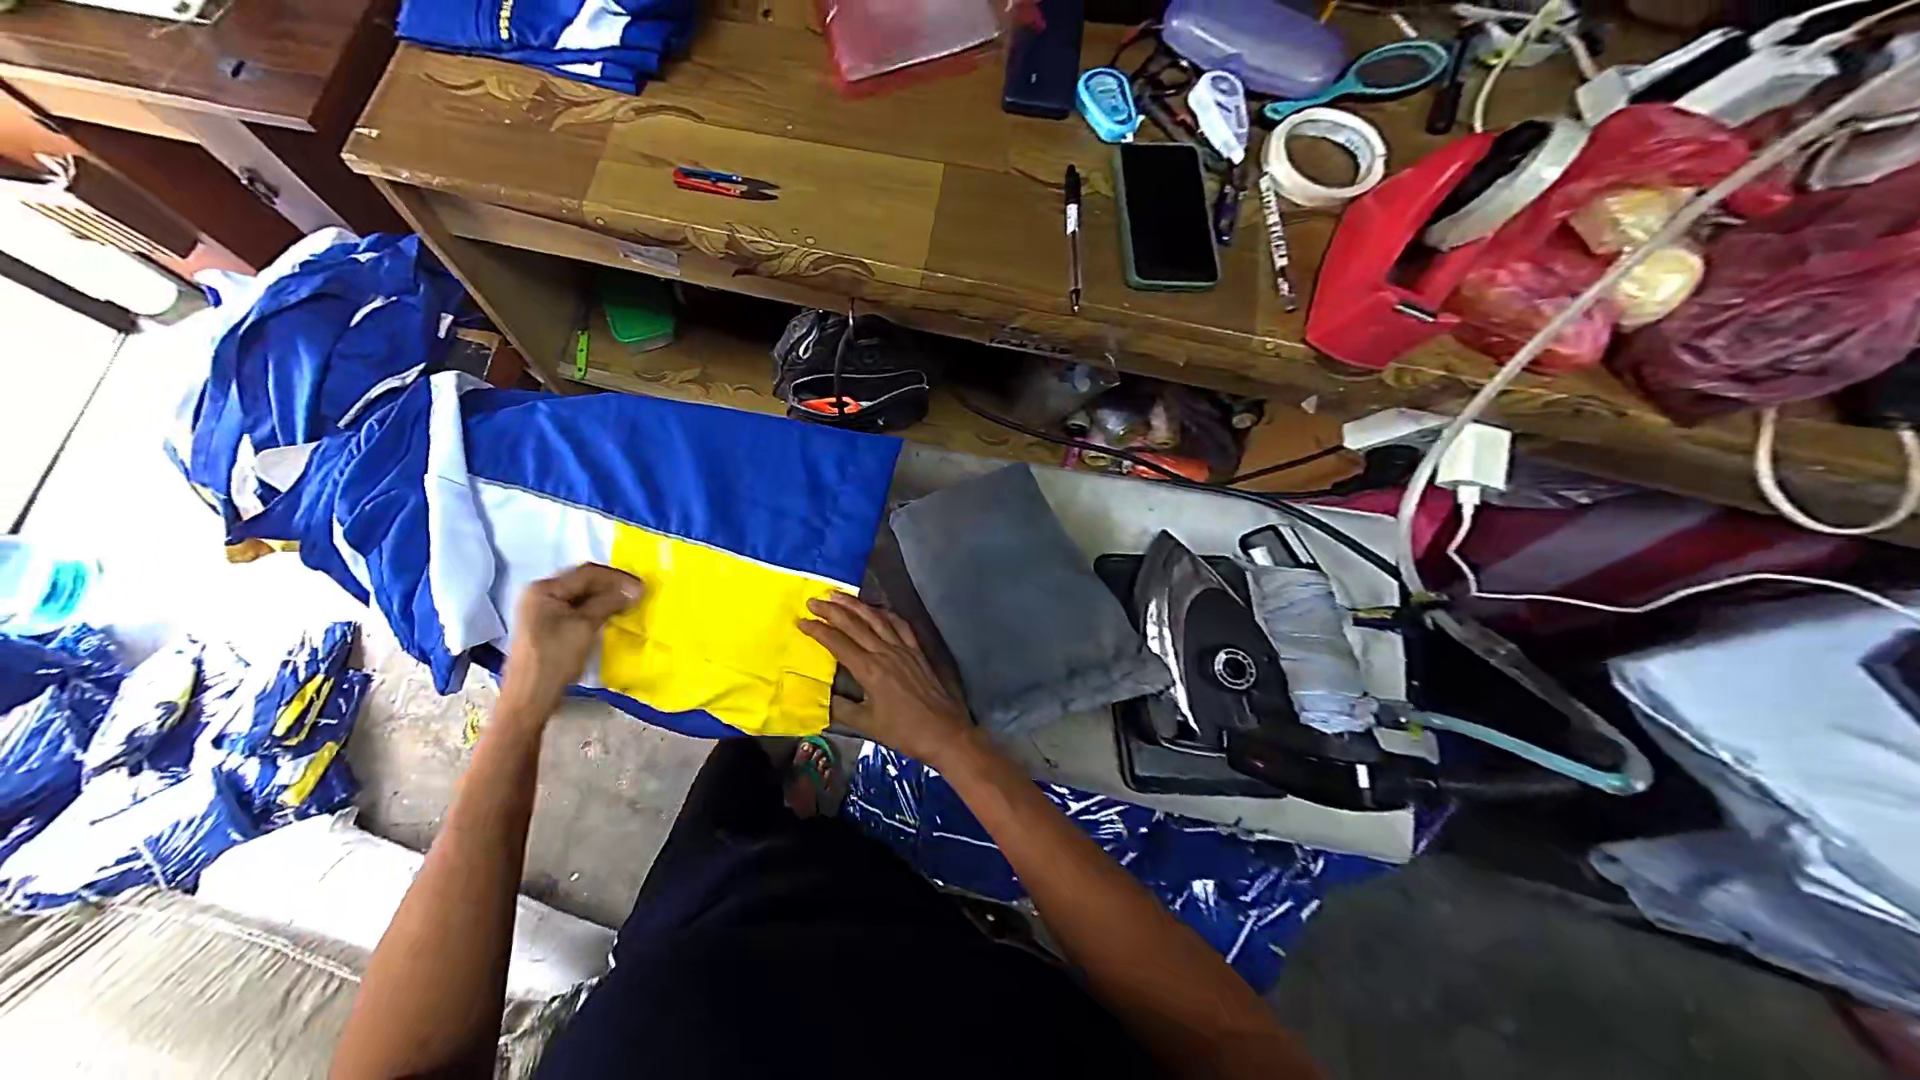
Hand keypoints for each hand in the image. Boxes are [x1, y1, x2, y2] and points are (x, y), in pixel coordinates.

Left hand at [500, 563, 641, 721]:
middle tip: (638, 593)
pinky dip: (596, 607)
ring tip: (629, 602)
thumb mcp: (585, 626)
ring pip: (581, 594)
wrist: (531, 697)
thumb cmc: (555, 659)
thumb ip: (608, 602)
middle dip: (612, 585)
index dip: (618, 578)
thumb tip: (634, 589)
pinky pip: (577, 607)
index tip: (642, 587)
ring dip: (606, 596)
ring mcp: (542, 609)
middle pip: (583, 581)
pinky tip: (612, 613)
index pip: (587, 573)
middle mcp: (539, 593)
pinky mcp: (547, 624)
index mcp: (544, 589)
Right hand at [799, 592, 974, 767]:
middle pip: (855, 624)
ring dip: (856, 605)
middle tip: (814, 600)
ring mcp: (903, 649)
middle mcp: (885, 652)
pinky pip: (900, 625)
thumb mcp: (866, 724)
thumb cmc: (903, 731)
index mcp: (869, 670)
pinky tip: (878, 609)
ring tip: (839, 595)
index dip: (818, 631)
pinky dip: (886, 614)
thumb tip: (821, 698)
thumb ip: (841, 708)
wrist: (943, 732)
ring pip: (877, 619)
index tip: (802, 621)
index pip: (838, 643)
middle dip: (832, 610)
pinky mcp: (917, 651)